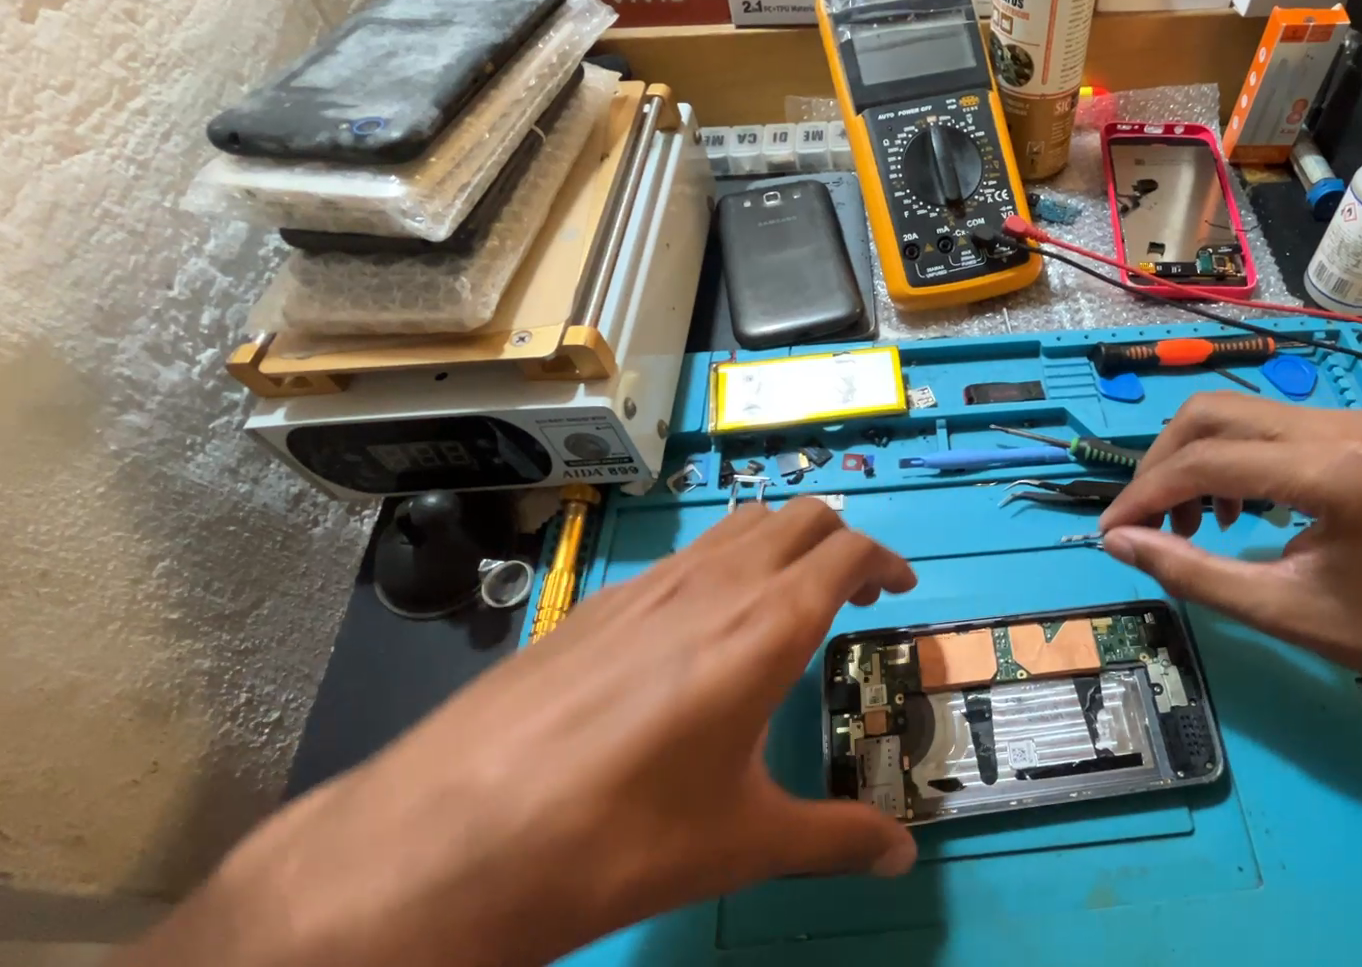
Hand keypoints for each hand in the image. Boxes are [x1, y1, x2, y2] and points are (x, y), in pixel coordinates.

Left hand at [132, 500, 917, 966]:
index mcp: (766, 627)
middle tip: (850, 597)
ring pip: (739, 524)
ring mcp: (649, 584)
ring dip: (780, 544)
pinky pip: (685, 555)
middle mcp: (715, 585)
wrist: (447, 840)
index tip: (897, 590)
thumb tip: (902, 857)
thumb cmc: (620, 838)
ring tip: (783, 601)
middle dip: (839, 542)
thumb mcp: (742, 843)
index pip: (847, 551)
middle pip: (800, 517)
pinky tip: (697, 632)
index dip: (884, 561)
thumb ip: (835, 839)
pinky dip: (721, 566)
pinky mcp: (598, 602)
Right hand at [1098, 393, 1361, 727]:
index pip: (1206, 461)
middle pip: (1212, 415)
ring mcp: (1354, 422)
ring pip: (1236, 415)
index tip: (1110, 532)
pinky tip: (1232, 510)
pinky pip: (1267, 429)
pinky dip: (1231, 461)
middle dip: (1161, 467)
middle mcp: (1344, 426)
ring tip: (1190, 525)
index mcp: (1335, 473)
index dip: (1144, 494)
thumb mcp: (1279, 612)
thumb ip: (1189, 571)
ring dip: (1193, 462)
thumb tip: (1118, 543)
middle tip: (1143, 524)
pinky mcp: (1358, 431)